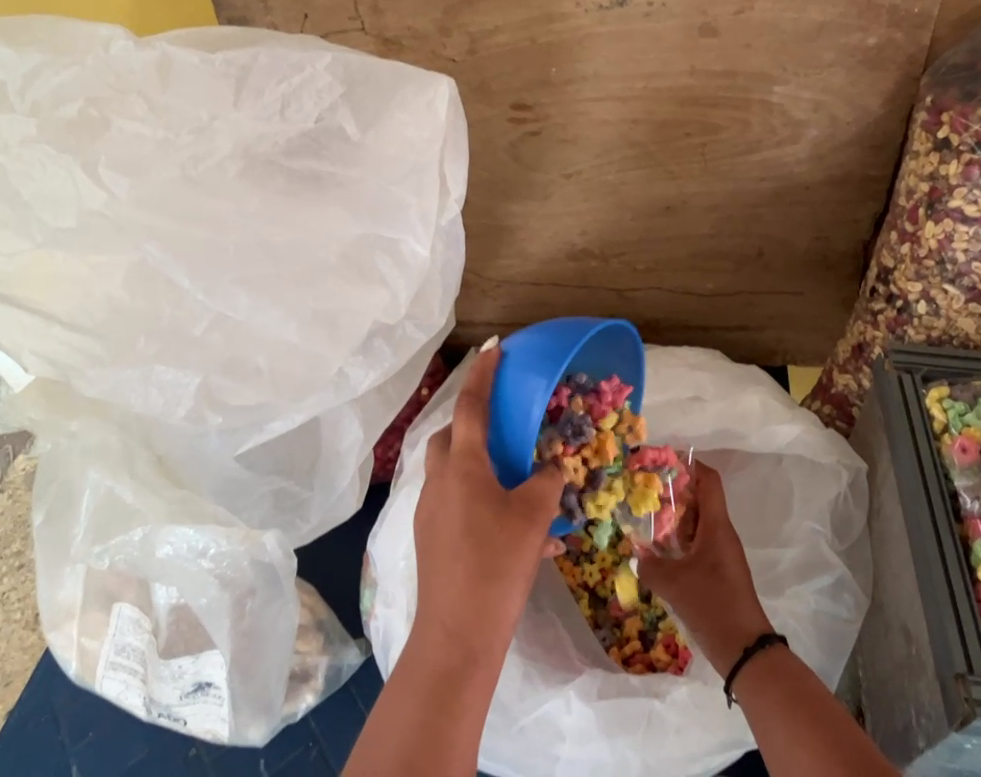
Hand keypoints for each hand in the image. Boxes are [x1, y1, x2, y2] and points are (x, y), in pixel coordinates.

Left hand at [411, 342, 566, 659]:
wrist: (459, 631)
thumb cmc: (497, 563)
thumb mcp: (534, 516)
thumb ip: (545, 482)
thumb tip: (551, 468)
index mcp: (463, 465)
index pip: (470, 406)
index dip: (483, 375)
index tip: (494, 349)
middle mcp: (438, 481)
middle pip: (448, 438)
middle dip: (470, 424)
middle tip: (503, 426)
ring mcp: (429, 512)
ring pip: (449, 472)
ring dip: (474, 465)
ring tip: (512, 480)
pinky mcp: (430, 539)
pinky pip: (452, 503)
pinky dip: (476, 499)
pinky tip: (509, 528)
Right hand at [638, 460, 774, 670]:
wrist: (744, 649)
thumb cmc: (712, 605)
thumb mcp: (674, 584)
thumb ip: (651, 566)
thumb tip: (637, 556)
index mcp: (717, 527)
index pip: (708, 481)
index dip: (689, 465)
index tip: (662, 461)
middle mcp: (721, 535)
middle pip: (700, 500)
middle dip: (673, 493)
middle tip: (643, 493)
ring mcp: (721, 555)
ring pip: (696, 525)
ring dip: (673, 520)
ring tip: (643, 520)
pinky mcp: (717, 574)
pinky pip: (696, 547)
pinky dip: (678, 544)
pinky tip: (657, 555)